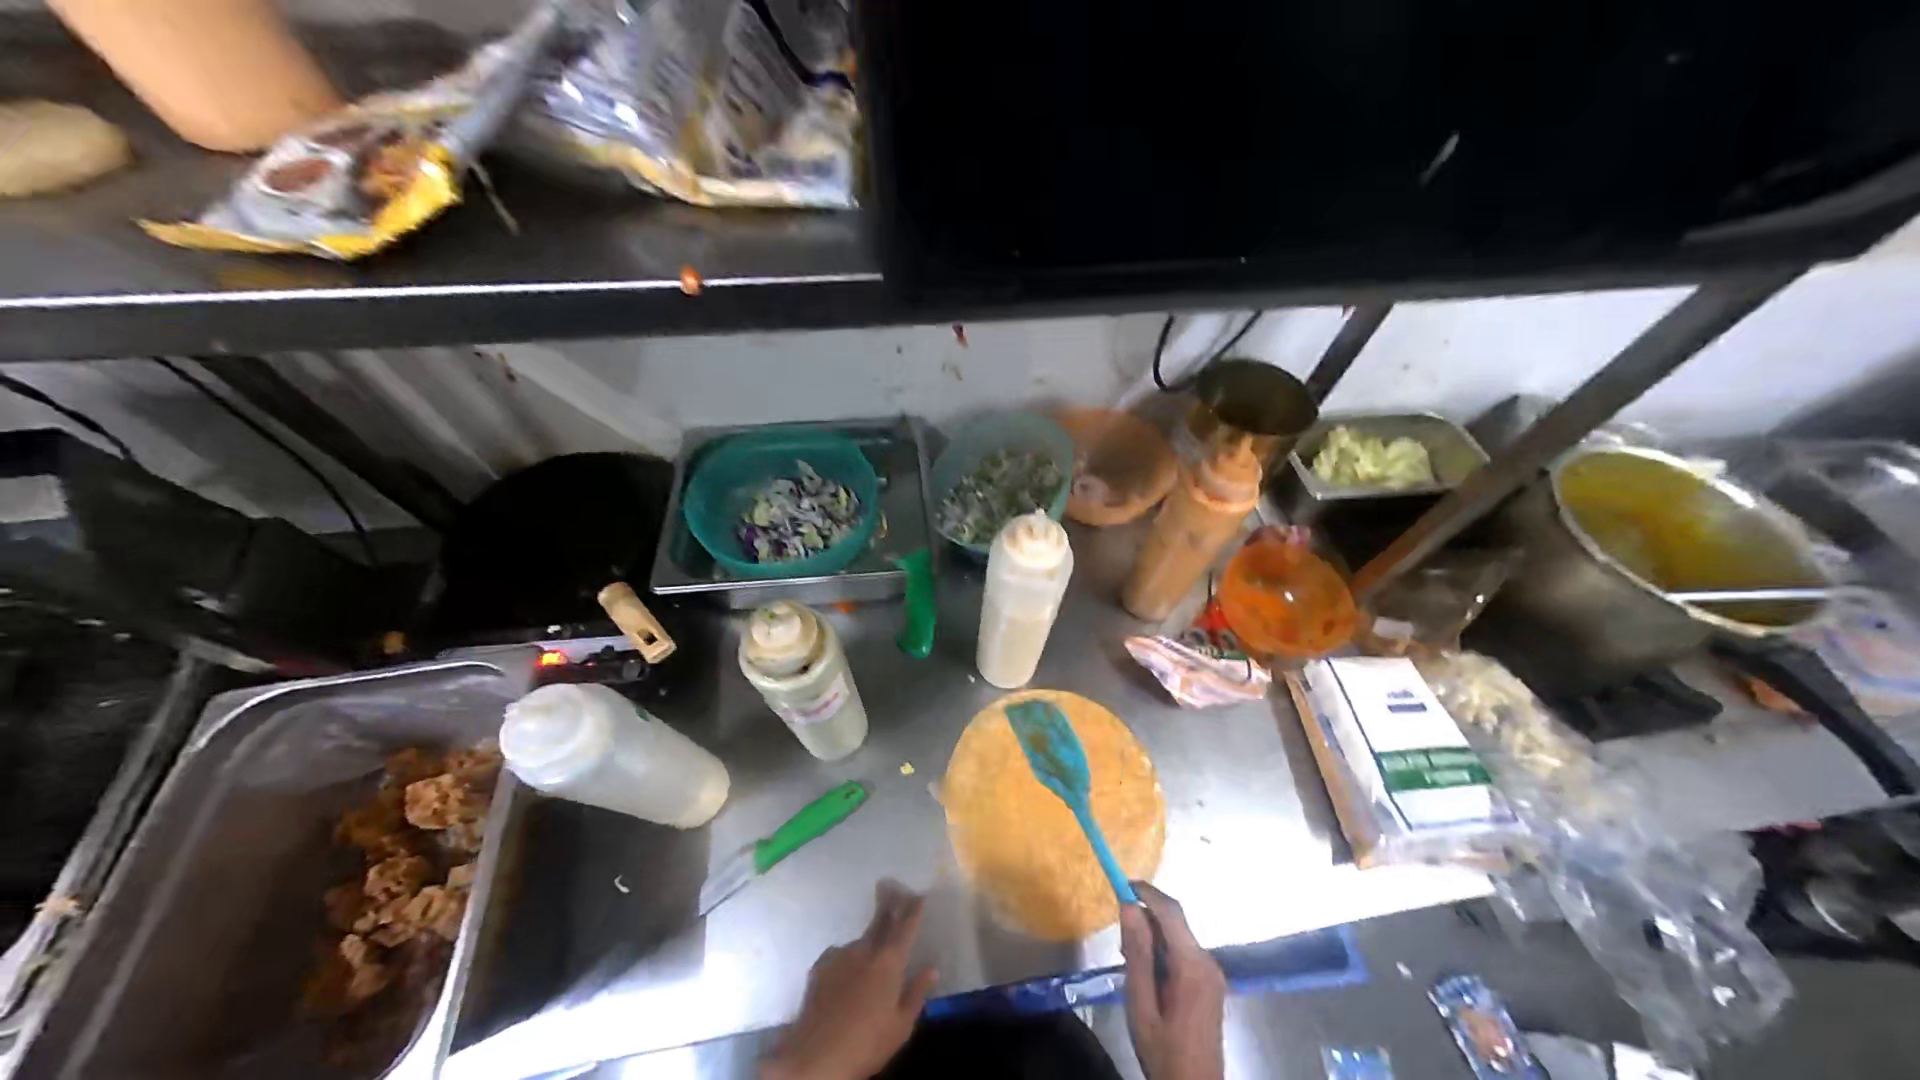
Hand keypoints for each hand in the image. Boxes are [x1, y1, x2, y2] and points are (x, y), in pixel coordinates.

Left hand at [761, 881, 937, 1079]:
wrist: (815, 1059)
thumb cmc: (867, 1045)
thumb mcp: (901, 1026)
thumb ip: (917, 993)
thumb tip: (932, 969)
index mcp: (889, 962)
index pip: (905, 927)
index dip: (913, 909)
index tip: (919, 894)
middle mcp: (865, 950)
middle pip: (880, 920)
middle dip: (889, 904)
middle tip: (892, 887)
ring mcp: (839, 955)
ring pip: (860, 943)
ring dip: (867, 944)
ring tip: (867, 964)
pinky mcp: (819, 966)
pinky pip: (840, 956)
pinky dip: (847, 961)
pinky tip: (845, 979)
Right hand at [1119, 883, 1225, 1079]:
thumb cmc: (1163, 1051)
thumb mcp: (1141, 1003)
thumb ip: (1137, 953)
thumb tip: (1129, 907)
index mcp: (1193, 965)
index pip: (1170, 911)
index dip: (1146, 892)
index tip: (1121, 884)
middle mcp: (1208, 962)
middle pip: (1174, 922)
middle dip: (1146, 917)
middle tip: (1119, 936)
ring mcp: (1212, 974)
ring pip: (1177, 937)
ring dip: (1152, 936)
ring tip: (1128, 959)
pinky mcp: (1210, 984)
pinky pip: (1184, 953)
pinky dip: (1162, 951)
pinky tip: (1147, 973)